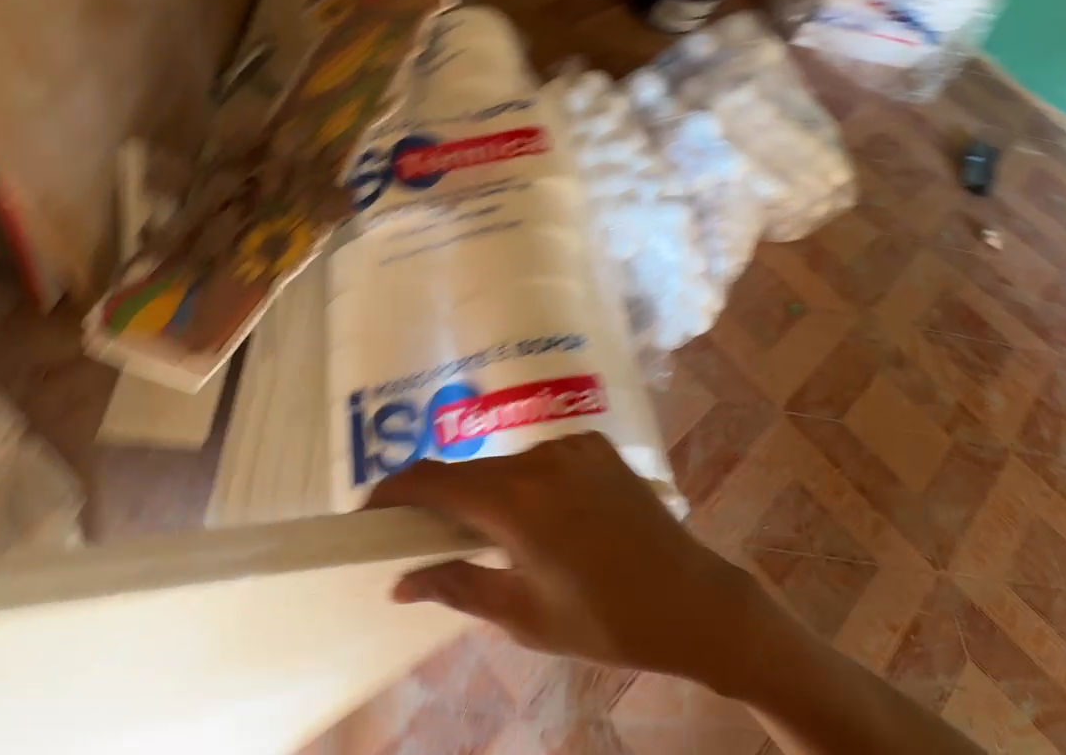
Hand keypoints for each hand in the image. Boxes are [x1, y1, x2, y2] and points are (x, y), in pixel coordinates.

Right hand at [365, 433, 775, 693]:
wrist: (696, 602)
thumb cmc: (606, 621)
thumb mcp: (524, 618)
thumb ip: (456, 587)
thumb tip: (398, 581)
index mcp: (516, 504)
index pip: (432, 481)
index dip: (393, 492)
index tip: (370, 514)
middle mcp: (538, 460)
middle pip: (468, 473)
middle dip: (444, 503)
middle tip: (435, 541)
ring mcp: (571, 446)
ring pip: (505, 466)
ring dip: (491, 495)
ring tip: (506, 540)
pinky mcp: (595, 444)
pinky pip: (542, 459)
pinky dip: (529, 484)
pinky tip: (550, 519)